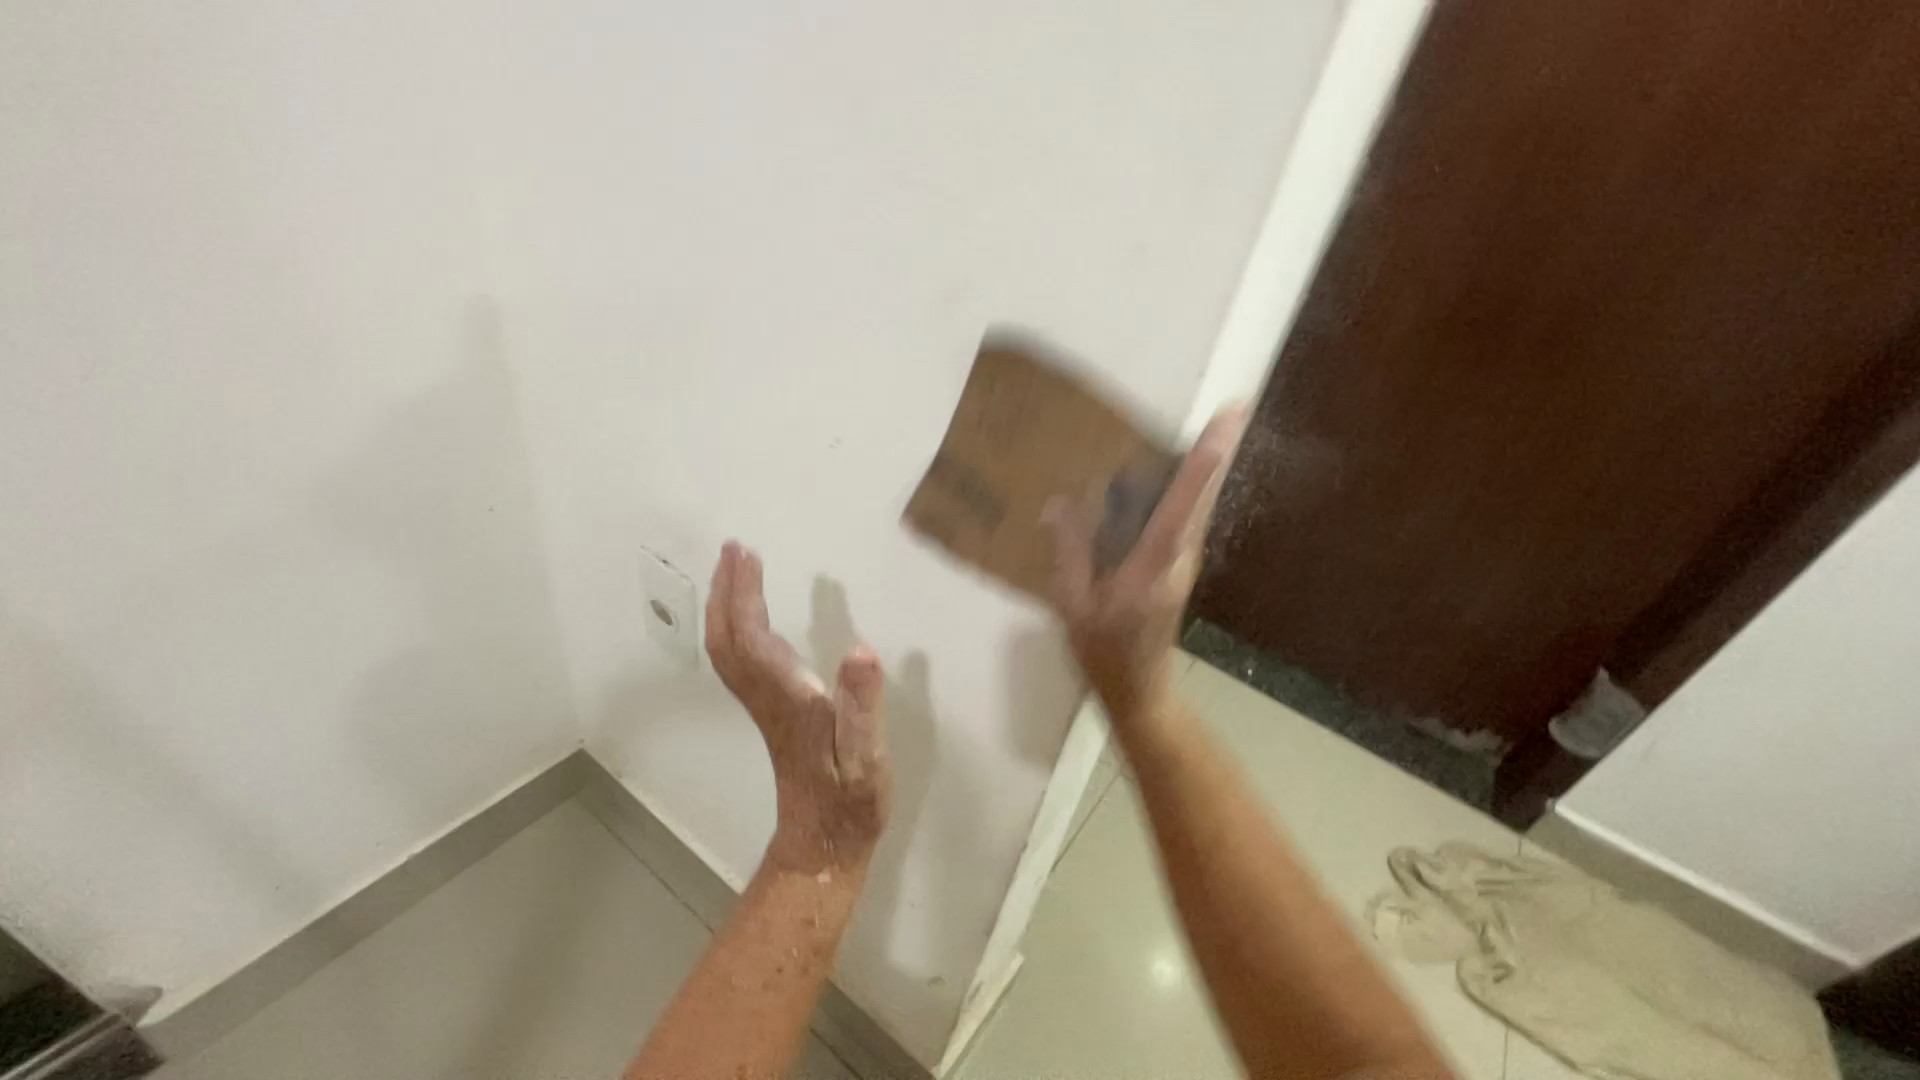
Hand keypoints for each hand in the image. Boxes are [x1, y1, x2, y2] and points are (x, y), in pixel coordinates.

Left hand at [706, 541, 891, 875]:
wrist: (825, 843)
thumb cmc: (851, 802)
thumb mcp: (867, 760)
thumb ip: (862, 709)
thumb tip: (860, 652)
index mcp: (790, 701)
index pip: (754, 639)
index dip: (745, 595)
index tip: (746, 553)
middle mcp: (768, 699)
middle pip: (729, 640)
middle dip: (727, 591)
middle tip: (733, 549)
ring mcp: (765, 707)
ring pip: (729, 651)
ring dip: (727, 607)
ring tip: (736, 570)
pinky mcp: (771, 714)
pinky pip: (740, 662)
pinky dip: (737, 629)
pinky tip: (751, 618)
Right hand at [1045, 407, 1246, 731]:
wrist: (1140, 690)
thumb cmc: (1103, 652)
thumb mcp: (1074, 606)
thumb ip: (1069, 553)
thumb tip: (1060, 502)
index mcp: (1151, 568)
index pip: (1181, 505)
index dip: (1204, 463)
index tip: (1227, 424)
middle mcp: (1179, 559)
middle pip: (1203, 497)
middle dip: (1220, 452)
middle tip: (1235, 406)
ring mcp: (1184, 563)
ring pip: (1199, 506)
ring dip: (1207, 467)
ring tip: (1212, 425)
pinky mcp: (1180, 566)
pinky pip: (1186, 517)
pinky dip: (1188, 488)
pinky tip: (1171, 471)